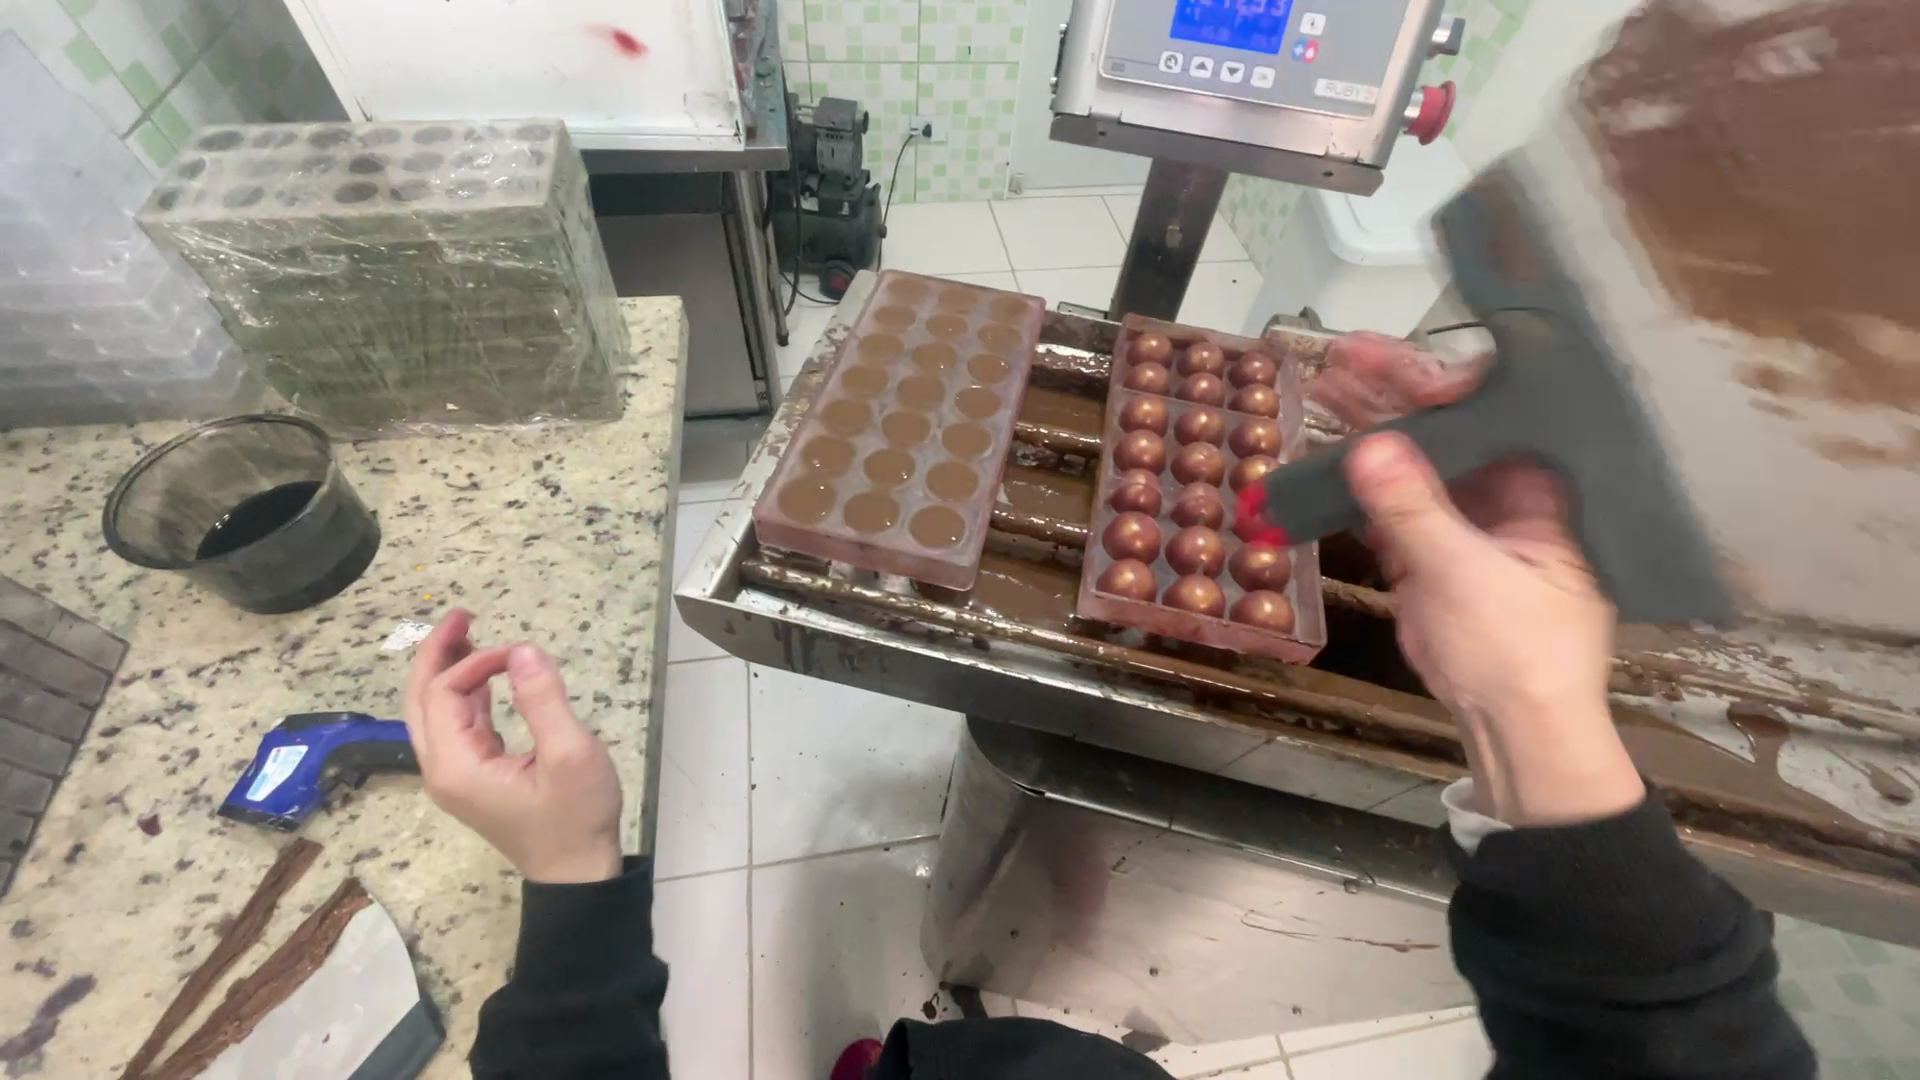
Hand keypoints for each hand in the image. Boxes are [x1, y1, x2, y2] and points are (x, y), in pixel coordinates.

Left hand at [402, 610, 623, 882]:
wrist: (576, 871)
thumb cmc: (576, 814)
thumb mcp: (571, 754)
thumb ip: (544, 699)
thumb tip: (523, 649)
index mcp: (456, 765)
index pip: (445, 694)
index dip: (478, 662)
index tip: (523, 652)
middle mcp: (443, 769)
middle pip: (421, 702)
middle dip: (437, 655)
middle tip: (462, 615)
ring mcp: (457, 776)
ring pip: (434, 713)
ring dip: (448, 672)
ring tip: (470, 634)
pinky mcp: (475, 778)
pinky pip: (457, 727)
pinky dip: (465, 694)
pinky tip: (485, 678)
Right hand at [1323, 335, 1644, 827]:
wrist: (1507, 716)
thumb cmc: (1516, 647)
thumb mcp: (1465, 574)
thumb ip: (1414, 510)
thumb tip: (1366, 447)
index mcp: (1538, 488)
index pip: (1492, 414)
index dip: (1441, 381)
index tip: (1387, 361)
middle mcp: (1502, 492)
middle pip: (1444, 429)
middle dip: (1394, 393)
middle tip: (1342, 356)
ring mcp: (1460, 518)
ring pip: (1410, 462)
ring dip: (1368, 429)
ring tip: (1323, 387)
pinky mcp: (1425, 546)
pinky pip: (1386, 504)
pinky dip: (1354, 484)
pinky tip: (1323, 455)